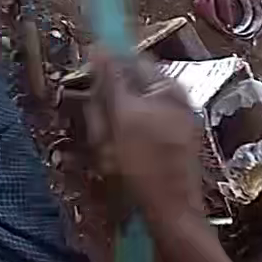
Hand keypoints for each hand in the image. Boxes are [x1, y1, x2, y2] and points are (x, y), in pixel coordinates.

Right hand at [90, 48, 206, 230]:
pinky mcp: (159, 150)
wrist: (170, 216)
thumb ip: (110, 79)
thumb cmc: (148, 162)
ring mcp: (167, 128)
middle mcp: (171, 103)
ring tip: (110, 155)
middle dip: (106, 110)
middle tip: (103, 133)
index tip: (89, 86)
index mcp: (169, 88)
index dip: (106, 70)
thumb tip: (99, 45)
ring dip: (107, 133)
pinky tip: (116, 165)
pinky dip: (117, 149)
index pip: (131, 61)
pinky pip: (128, 139)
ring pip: (121, 118)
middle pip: (123, 91)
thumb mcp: (123, 115)